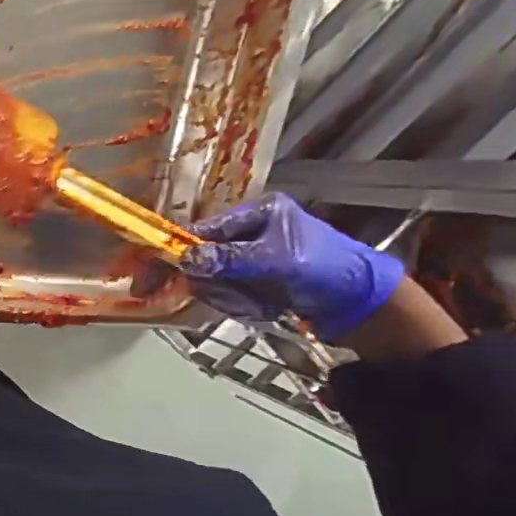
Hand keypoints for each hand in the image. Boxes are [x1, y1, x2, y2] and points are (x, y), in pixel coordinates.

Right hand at [177, 193, 404, 339]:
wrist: (357, 299)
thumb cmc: (322, 268)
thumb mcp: (275, 260)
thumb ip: (229, 258)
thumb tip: (185, 258)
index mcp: (259, 211)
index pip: (205, 228)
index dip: (181, 249)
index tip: (159, 272)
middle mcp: (249, 229)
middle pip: (203, 254)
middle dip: (210, 278)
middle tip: (221, 293)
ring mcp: (249, 253)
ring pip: (210, 275)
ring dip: (225, 292)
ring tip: (253, 301)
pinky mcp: (250, 274)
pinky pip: (223, 287)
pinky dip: (234, 299)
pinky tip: (256, 304)